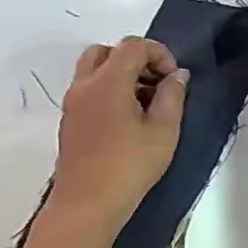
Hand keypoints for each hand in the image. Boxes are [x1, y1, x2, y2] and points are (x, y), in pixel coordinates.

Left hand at [37, 37, 187, 247]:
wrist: (89, 202)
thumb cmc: (131, 165)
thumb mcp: (164, 130)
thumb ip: (172, 96)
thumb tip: (177, 75)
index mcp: (107, 82)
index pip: (133, 46)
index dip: (159, 54)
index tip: (174, 79)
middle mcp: (84, 85)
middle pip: (107, 51)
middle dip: (137, 59)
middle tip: (158, 84)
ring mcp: (73, 102)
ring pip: (95, 69)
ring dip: (123, 74)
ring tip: (147, 102)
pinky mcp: (71, 119)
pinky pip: (90, 88)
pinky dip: (111, 89)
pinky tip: (131, 117)